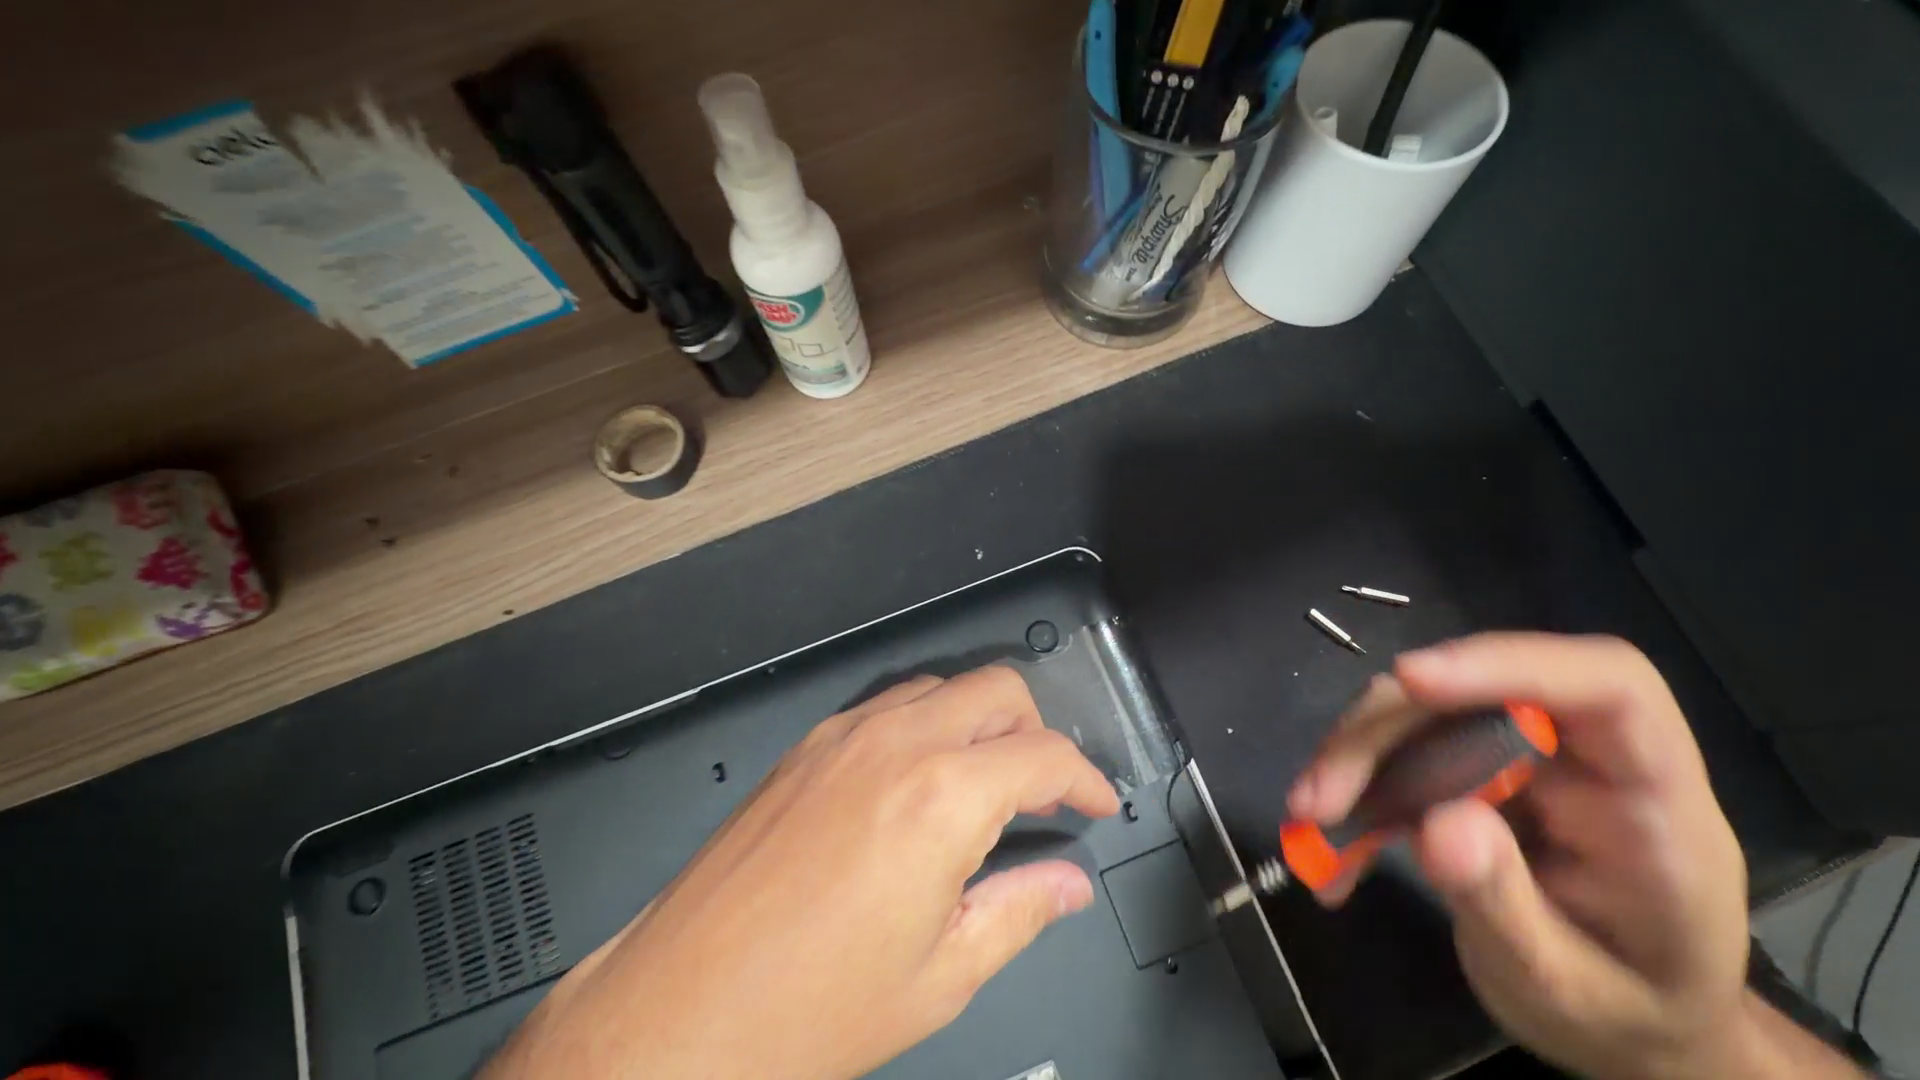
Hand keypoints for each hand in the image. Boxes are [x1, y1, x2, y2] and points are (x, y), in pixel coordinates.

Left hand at [481, 666, 1120, 1079]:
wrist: (680, 1011)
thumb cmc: (803, 1006)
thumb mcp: (940, 974)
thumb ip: (1020, 912)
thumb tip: (1065, 884)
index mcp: (940, 798)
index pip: (1044, 754)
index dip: (1086, 778)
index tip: (1095, 803)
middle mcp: (892, 746)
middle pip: (998, 691)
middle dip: (1038, 732)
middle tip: (1048, 791)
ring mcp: (841, 739)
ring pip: (940, 687)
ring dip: (979, 721)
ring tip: (987, 784)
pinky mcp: (804, 750)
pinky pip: (885, 706)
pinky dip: (923, 724)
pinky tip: (919, 781)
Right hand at [1288, 634, 1756, 1079]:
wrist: (1629, 1024)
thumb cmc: (1626, 1010)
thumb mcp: (1568, 989)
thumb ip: (1510, 908)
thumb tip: (1439, 825)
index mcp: (1652, 800)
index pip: (1606, 688)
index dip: (1508, 665)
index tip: (1411, 678)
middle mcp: (1582, 759)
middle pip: (1476, 695)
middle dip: (1382, 733)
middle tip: (1316, 801)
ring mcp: (1522, 762)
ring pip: (1424, 716)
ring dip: (1354, 760)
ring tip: (1307, 824)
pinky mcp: (1474, 775)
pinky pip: (1402, 755)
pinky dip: (1355, 791)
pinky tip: (1328, 844)